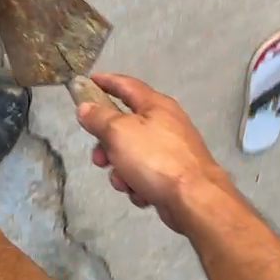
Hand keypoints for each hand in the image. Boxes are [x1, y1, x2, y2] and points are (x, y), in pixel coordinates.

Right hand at [76, 73, 238, 234]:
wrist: (194, 199)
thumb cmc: (154, 158)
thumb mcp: (118, 132)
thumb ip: (98, 117)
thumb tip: (85, 108)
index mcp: (155, 105)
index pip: (126, 85)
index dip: (105, 81)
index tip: (88, 80)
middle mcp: (166, 123)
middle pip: (124, 125)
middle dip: (106, 143)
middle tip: (98, 158)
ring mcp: (172, 150)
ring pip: (131, 153)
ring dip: (120, 168)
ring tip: (123, 183)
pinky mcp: (174, 174)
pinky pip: (145, 173)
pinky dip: (137, 182)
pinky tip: (140, 193)